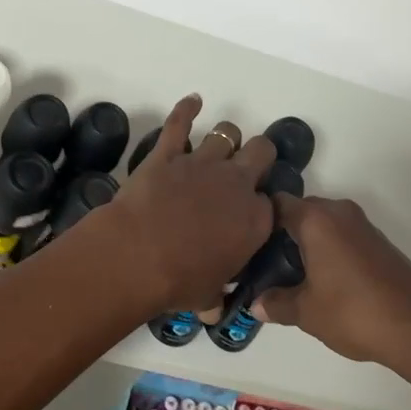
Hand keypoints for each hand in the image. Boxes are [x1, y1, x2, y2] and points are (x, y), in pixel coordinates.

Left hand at [94, 95, 275, 315]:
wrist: (138, 254)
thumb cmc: (179, 282)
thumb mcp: (207, 297)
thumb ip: (217, 297)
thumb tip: (215, 308)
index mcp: (254, 220)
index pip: (271, 204)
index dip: (263, 206)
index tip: (253, 213)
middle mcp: (236, 183)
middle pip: (261, 151)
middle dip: (259, 154)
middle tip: (249, 164)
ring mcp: (203, 163)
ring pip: (226, 132)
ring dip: (226, 137)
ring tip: (222, 143)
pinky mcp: (170, 152)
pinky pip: (180, 121)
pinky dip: (187, 108)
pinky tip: (193, 101)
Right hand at [255, 194, 410, 363]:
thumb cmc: (352, 311)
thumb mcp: (306, 312)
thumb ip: (277, 303)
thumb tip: (255, 305)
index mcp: (316, 219)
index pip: (277, 203)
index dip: (259, 219)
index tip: (247, 242)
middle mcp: (338, 211)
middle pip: (301, 211)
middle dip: (283, 233)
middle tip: (266, 263)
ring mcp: (361, 224)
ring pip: (323, 223)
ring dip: (308, 242)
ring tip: (293, 274)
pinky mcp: (378, 240)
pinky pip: (342, 234)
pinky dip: (329, 249)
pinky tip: (325, 279)